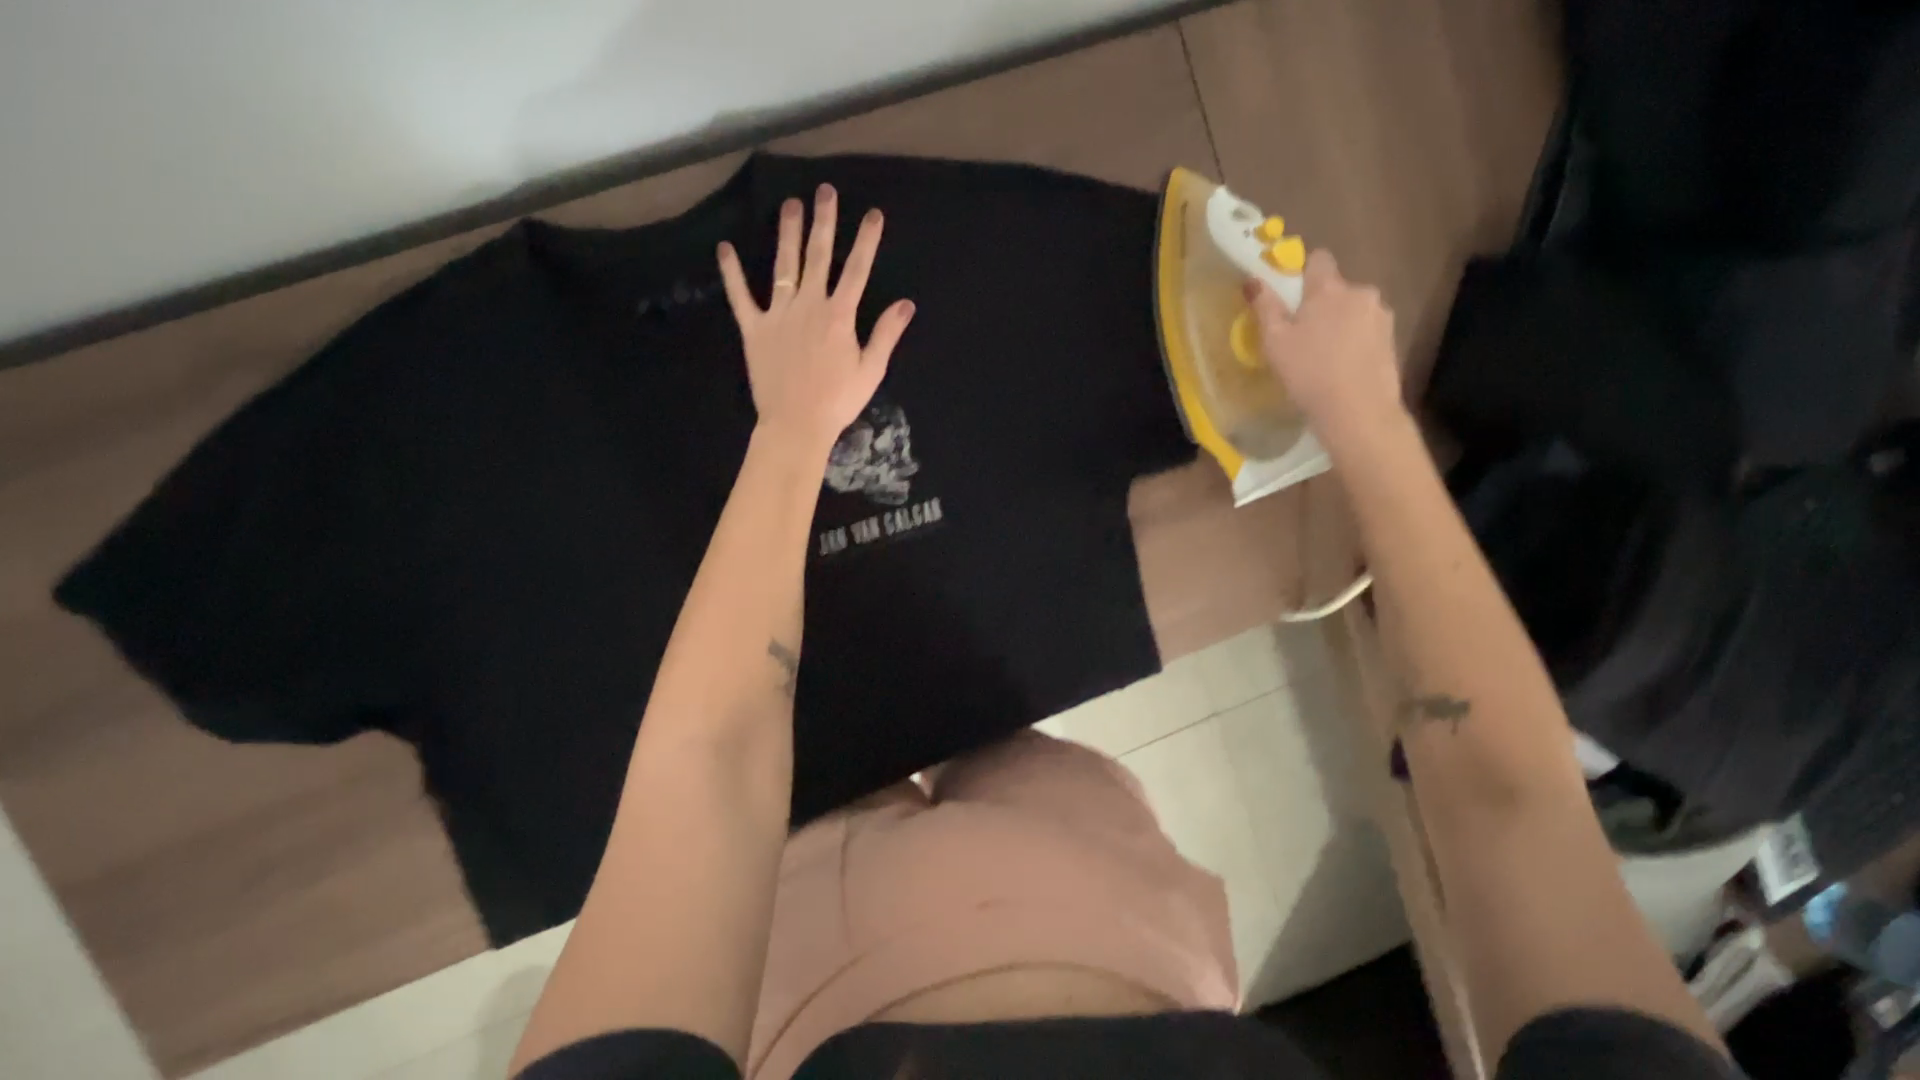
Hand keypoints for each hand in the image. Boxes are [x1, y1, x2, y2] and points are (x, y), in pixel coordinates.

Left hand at [717, 184, 915, 456]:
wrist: (796, 424)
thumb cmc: (837, 401)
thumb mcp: (871, 370)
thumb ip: (886, 334)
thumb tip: (906, 304)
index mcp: (839, 316)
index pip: (857, 269)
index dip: (866, 240)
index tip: (872, 214)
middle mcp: (809, 305)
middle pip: (818, 255)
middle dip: (823, 221)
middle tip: (824, 191)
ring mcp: (779, 314)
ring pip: (784, 265)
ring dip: (787, 233)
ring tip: (789, 204)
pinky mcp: (754, 329)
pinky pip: (741, 296)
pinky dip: (732, 273)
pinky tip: (725, 248)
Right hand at [1248, 250, 1404, 441]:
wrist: (1359, 411)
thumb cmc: (1309, 373)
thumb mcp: (1275, 342)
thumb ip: (1265, 306)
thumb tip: (1253, 279)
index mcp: (1329, 288)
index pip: (1319, 259)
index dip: (1304, 273)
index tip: (1292, 297)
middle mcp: (1360, 292)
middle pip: (1337, 288)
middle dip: (1322, 304)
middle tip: (1304, 336)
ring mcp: (1381, 315)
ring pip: (1354, 310)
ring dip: (1341, 323)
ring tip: (1326, 357)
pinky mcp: (1393, 339)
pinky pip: (1368, 331)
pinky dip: (1356, 342)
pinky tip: (1345, 368)